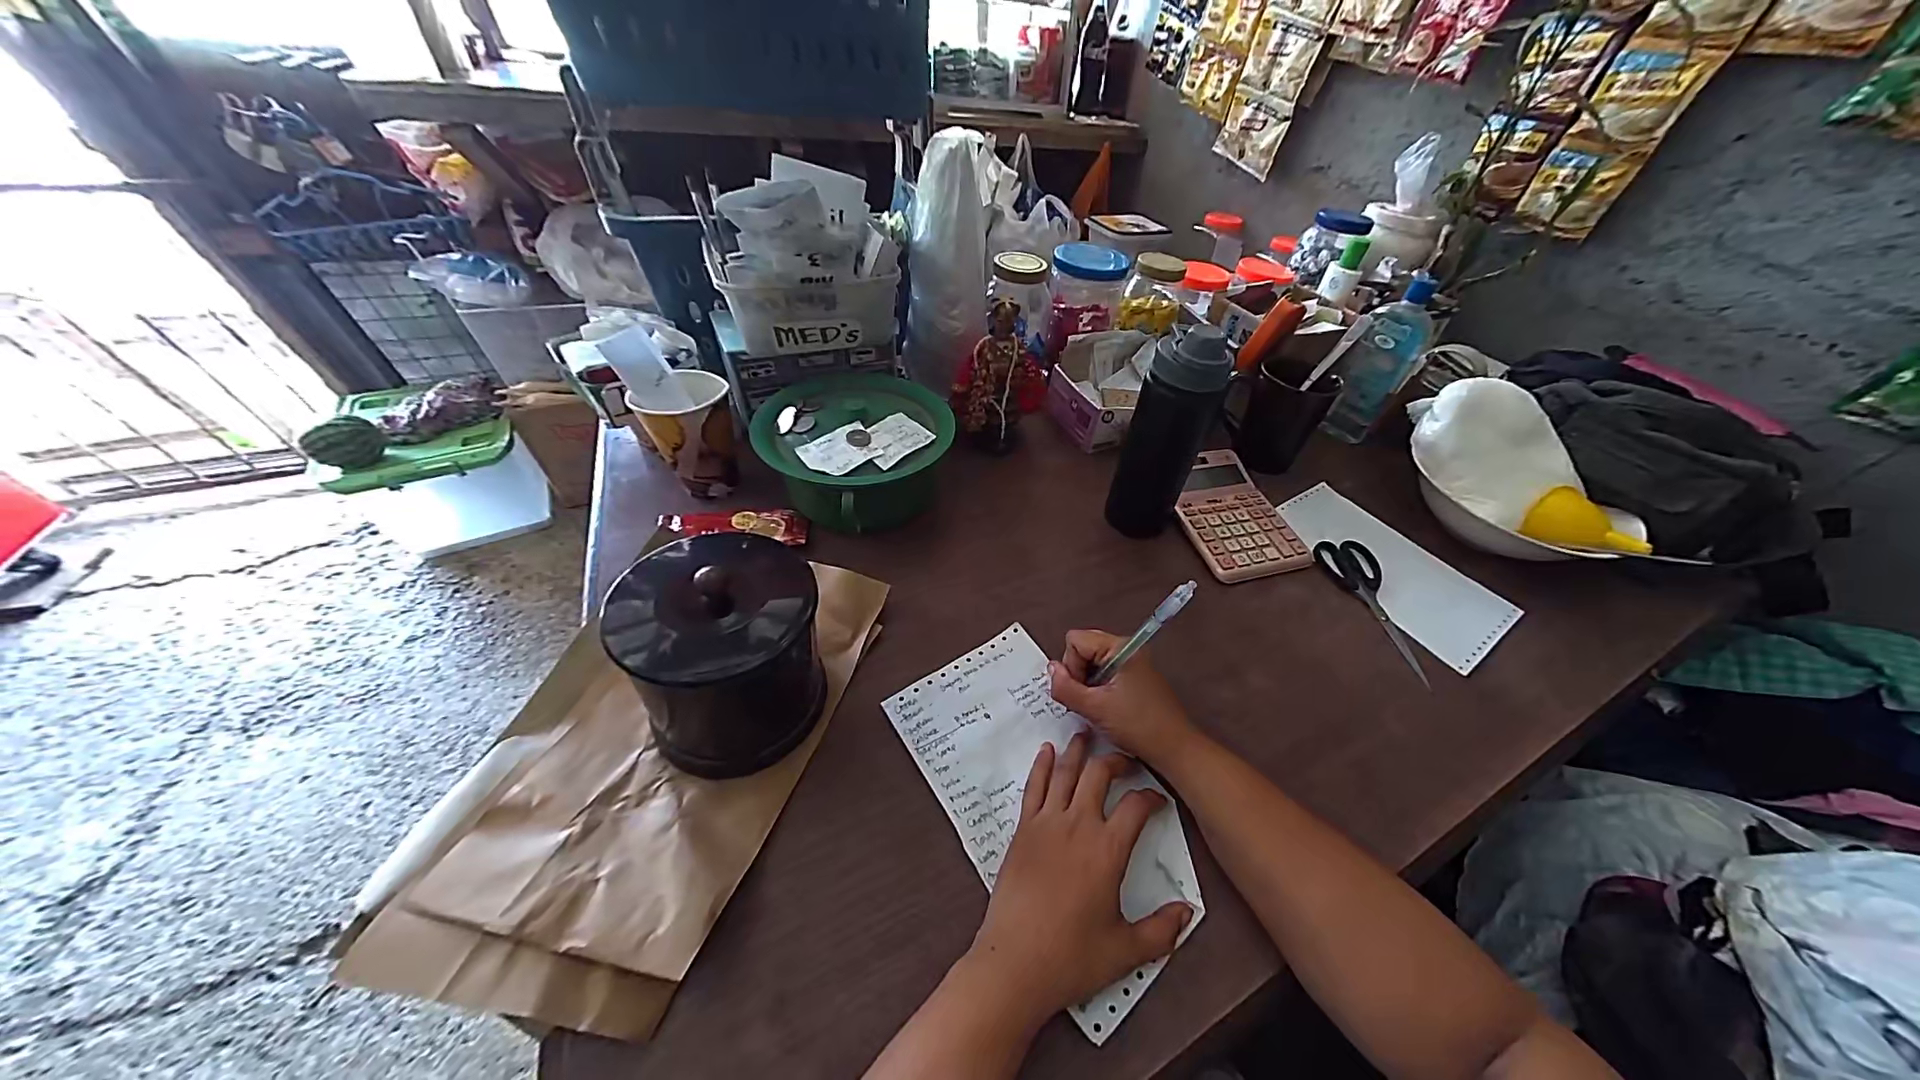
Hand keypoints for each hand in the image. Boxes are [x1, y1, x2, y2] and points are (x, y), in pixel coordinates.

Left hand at [964, 734, 1192, 1026]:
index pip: (1136, 807)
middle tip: (1126, 759)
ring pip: (1064, 773)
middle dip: (1116, 761)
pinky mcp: (1022, 830)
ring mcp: (1045, 824)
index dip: (1152, 797)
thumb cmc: (1071, 957)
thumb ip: (1162, 930)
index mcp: (1107, 851)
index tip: (1158, 799)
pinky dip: (1041, 765)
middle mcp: (1077, 827)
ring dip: (1077, 751)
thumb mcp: (1126, 950)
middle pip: (1099, 775)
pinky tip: (1046, 751)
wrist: (1014, 962)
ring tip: (1086, 734)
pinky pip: (1033, 787)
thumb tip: (1187, 912)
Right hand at [1048, 630, 1198, 765]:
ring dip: (1087, 684)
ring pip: (1091, 663)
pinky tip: (1106, 709)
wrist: (1174, 749)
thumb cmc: (1140, 726)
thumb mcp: (1094, 708)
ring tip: (1098, 707)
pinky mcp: (1134, 678)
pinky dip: (1098, 690)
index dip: (1070, 665)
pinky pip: (1104, 674)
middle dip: (1077, 674)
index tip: (1081, 690)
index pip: (1075, 640)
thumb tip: (1051, 670)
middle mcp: (1127, 650)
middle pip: (1083, 649)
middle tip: (1087, 699)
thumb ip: (1065, 687)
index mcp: (1120, 648)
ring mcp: (1131, 664)